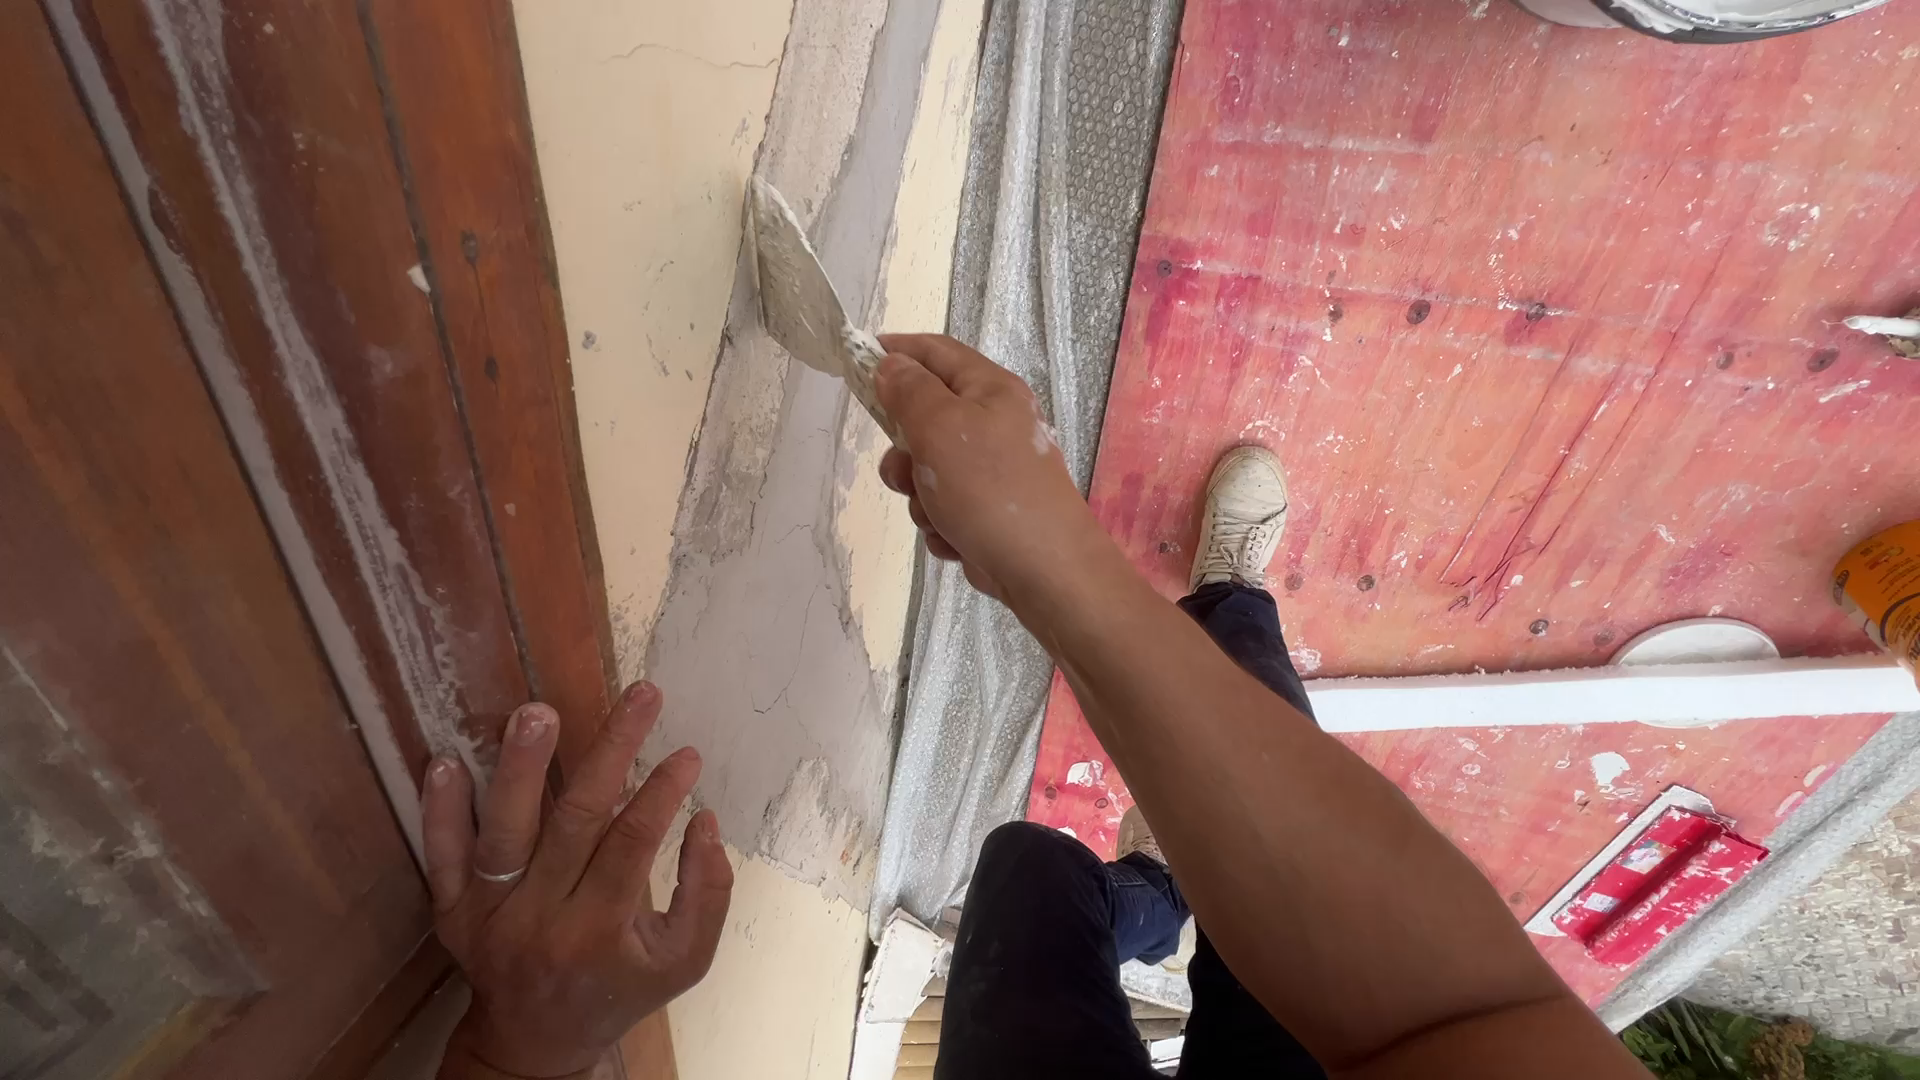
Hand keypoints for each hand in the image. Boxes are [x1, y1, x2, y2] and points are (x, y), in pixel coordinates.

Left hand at [422, 682, 732, 1078]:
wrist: (531, 1047)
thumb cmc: (618, 993)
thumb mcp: (684, 961)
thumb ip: (707, 893)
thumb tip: (704, 822)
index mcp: (599, 932)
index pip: (633, 844)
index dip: (662, 792)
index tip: (688, 753)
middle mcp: (539, 919)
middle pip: (576, 820)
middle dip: (613, 749)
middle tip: (642, 694)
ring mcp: (488, 914)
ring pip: (503, 832)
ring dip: (521, 768)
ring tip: (537, 712)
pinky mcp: (453, 910)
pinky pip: (442, 858)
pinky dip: (439, 812)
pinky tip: (443, 761)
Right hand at [875, 333, 1102, 601]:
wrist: (1040, 567)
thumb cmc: (988, 488)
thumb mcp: (940, 427)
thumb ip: (909, 391)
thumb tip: (891, 365)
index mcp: (991, 390)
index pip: (937, 352)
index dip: (897, 351)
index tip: (859, 359)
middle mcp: (994, 425)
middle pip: (926, 418)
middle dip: (904, 449)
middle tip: (902, 470)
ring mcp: (991, 472)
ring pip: (927, 470)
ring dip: (920, 495)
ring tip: (936, 514)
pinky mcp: (985, 512)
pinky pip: (941, 507)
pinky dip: (940, 523)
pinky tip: (954, 538)